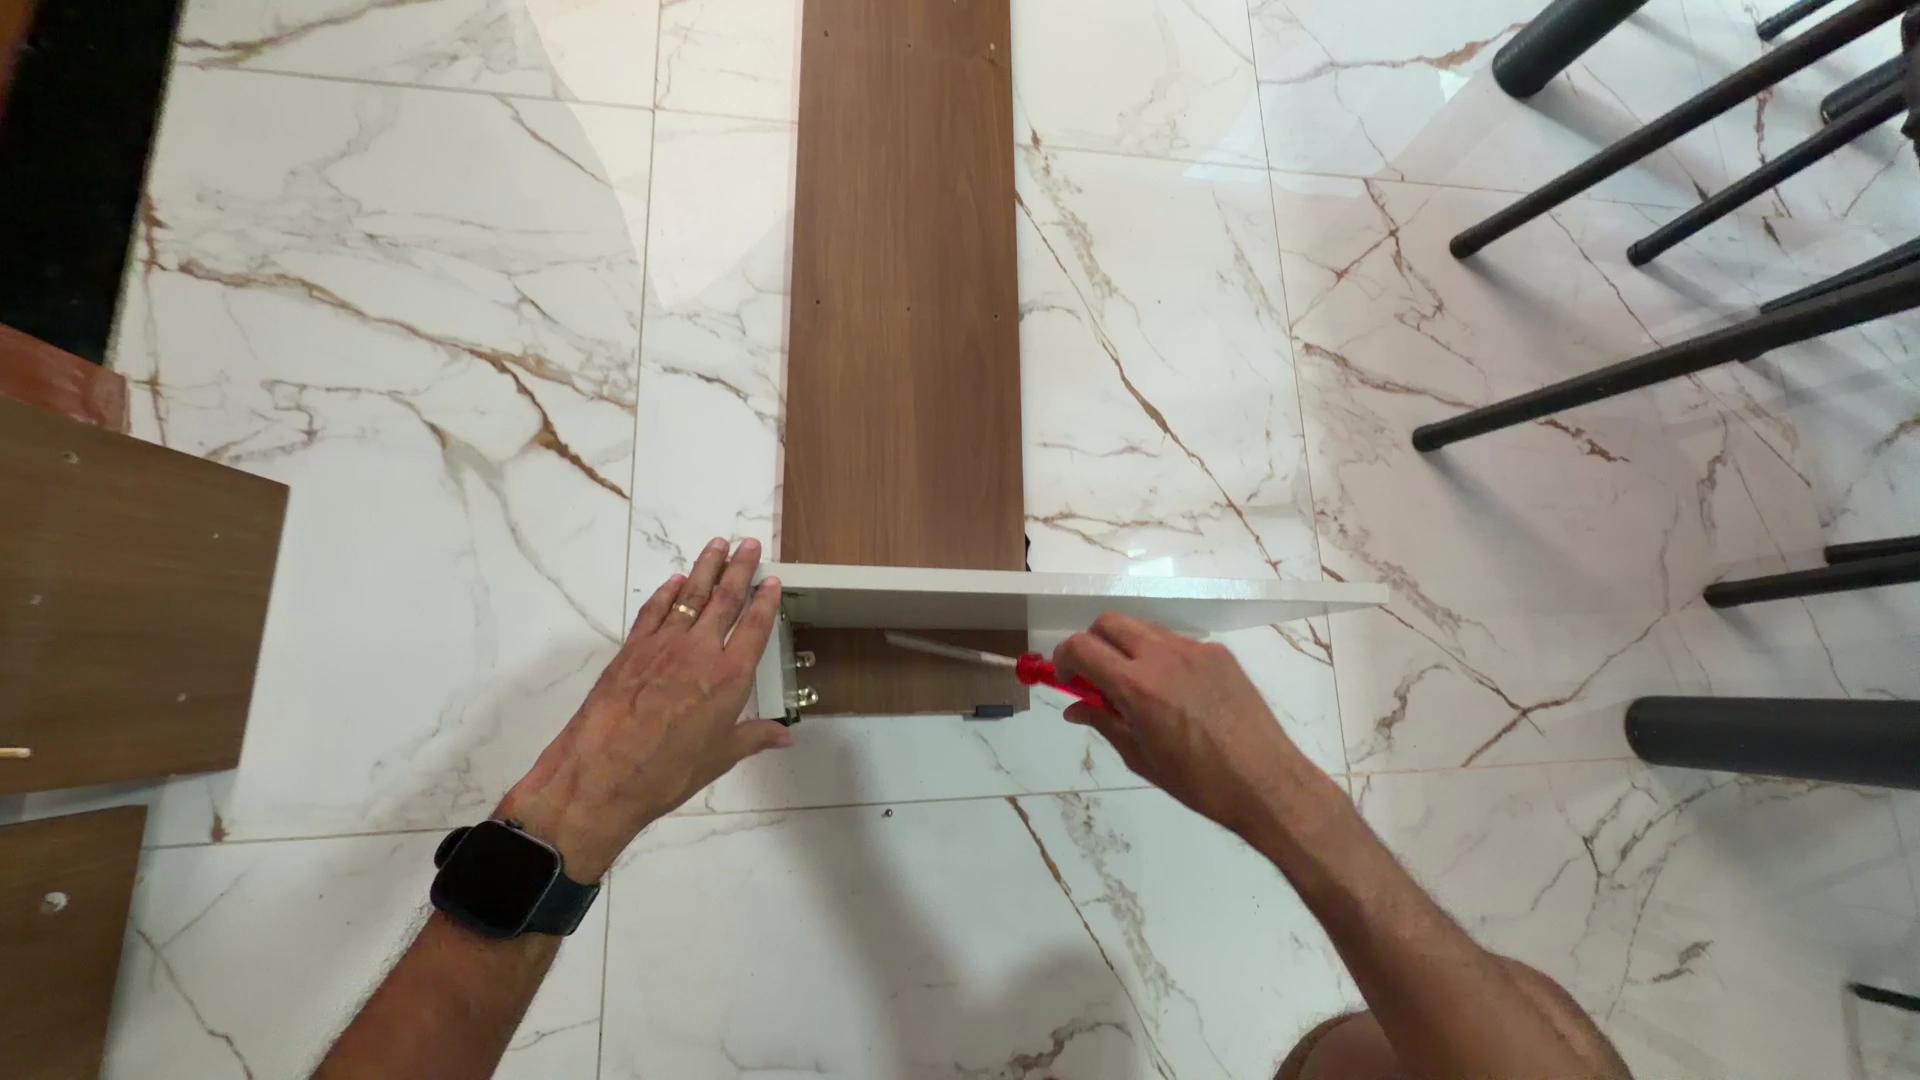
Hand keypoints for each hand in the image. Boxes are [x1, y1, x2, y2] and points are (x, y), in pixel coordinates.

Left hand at [499, 537, 791, 879]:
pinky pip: (653, 612)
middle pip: (725, 599)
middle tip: (749, 543)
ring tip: (717, 544)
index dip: (766, 600)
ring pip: (690, 596)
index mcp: (730, 676)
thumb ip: (755, 738)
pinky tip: (675, 580)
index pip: (755, 626)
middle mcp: (700, 651)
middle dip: (740, 568)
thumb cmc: (669, 771)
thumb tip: (786, 737)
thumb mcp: (721, 757)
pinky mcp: (632, 650)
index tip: (773, 579)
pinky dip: (666, 592)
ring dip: (706, 568)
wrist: (600, 776)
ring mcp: (663, 646)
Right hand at [1053, 613, 1310, 838]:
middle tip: (1094, 675)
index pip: (1081, 646)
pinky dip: (1159, 655)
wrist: (1265, 781)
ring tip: (1135, 684)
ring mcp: (1193, 649)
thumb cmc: (1197, 781)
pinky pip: (1175, 642)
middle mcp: (1162, 656)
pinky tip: (1174, 690)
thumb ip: (1104, 722)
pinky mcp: (1218, 652)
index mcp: (1136, 685)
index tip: (1066, 678)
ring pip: (1142, 627)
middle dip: (1092, 642)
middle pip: (1108, 622)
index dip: (1064, 658)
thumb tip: (1075, 708)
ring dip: (1125, 646)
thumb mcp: (1140, 757)